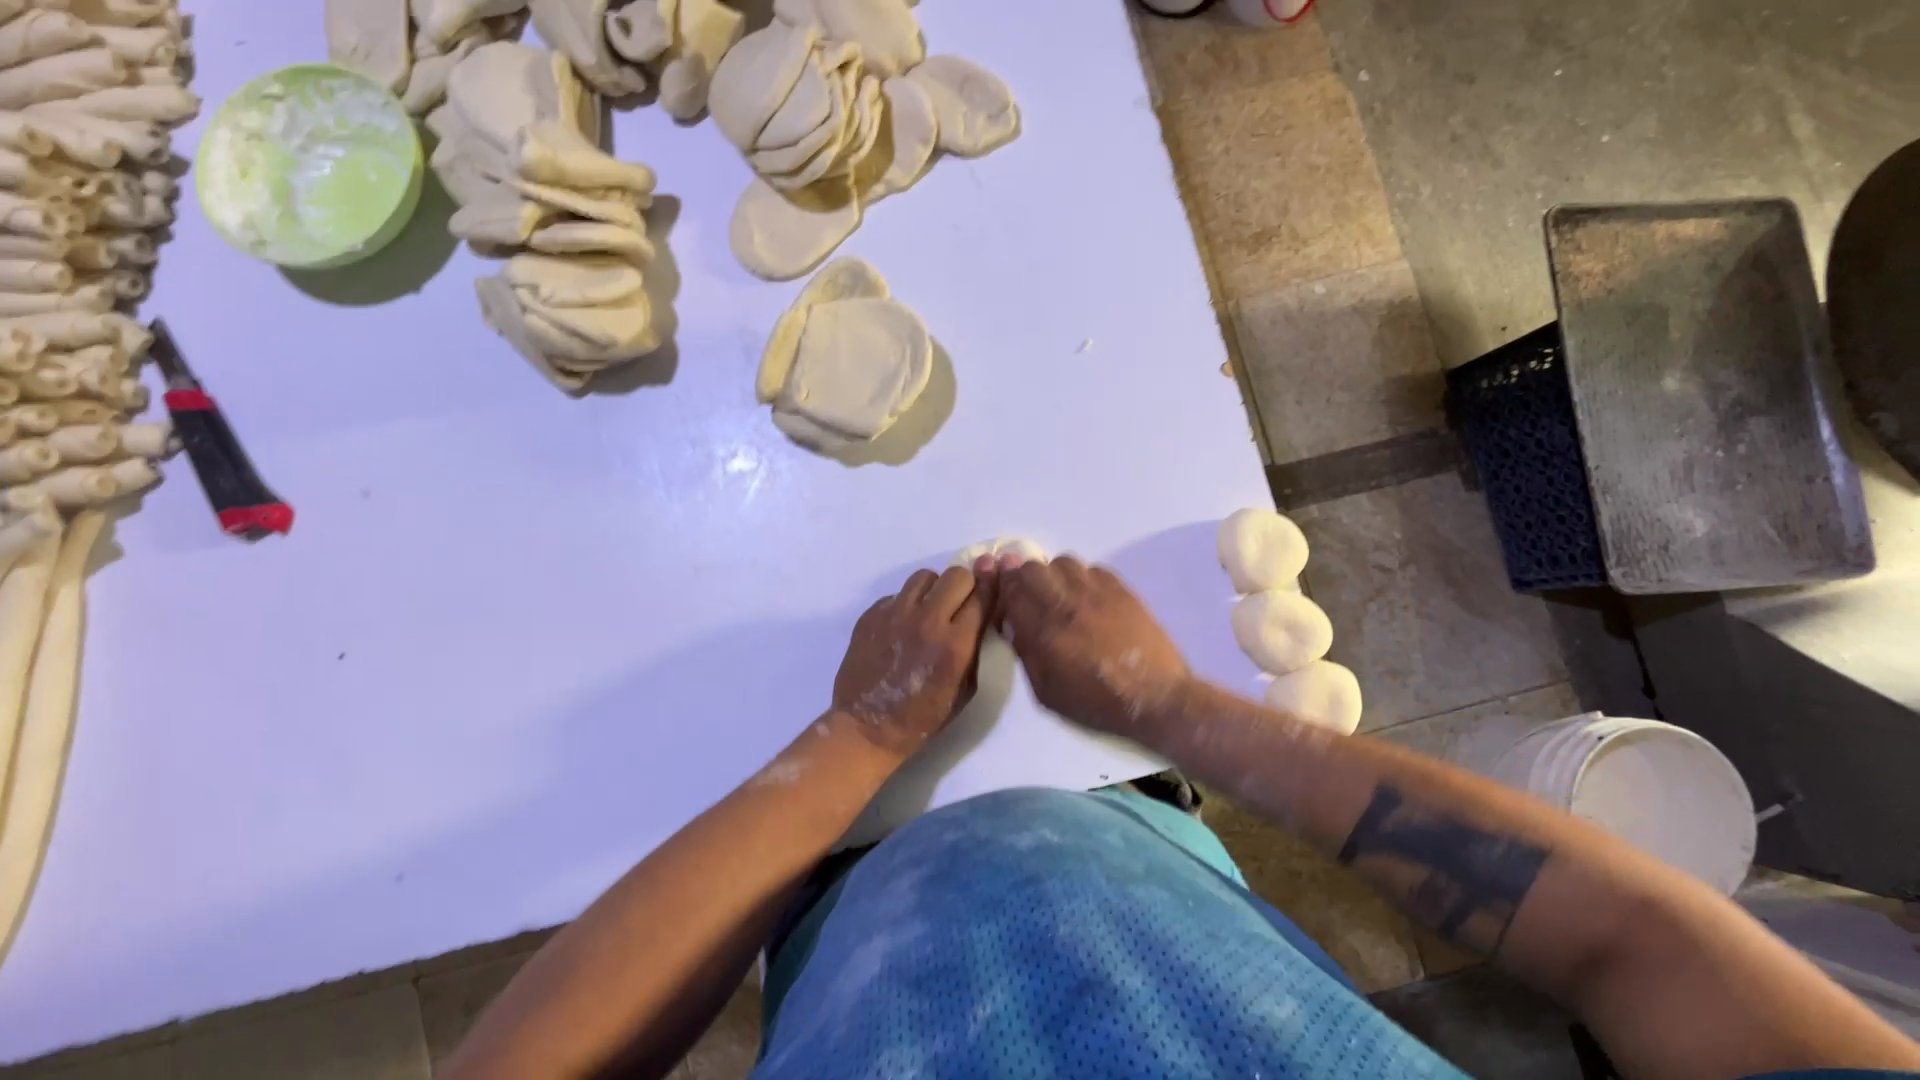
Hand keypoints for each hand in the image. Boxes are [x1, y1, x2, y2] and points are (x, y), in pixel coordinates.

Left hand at [830, 566, 994, 757]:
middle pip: (956, 575)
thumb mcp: (965, 690)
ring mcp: (895, 614)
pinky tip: (903, 627)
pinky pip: (898, 594)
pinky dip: (907, 604)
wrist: (867, 727)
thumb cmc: (922, 717)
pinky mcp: (871, 615)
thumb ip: (975, 648)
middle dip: (965, 585)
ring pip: (925, 577)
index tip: (994, 572)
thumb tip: (981, 615)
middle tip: (960, 603)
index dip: (991, 582)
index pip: (982, 596)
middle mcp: (927, 620)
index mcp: (955, 644)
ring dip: (934, 590)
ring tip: (930, 610)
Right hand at [985, 554, 1191, 738]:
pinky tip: (1089, 598)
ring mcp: (1097, 594)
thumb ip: (1026, 655)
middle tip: (1030, 593)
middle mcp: (1067, 605)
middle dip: (1024, 578)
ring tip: (1061, 594)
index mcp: (1044, 634)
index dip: (1003, 587)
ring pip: (1063, 562)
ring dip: (1055, 575)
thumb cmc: (1097, 703)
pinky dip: (1084, 578)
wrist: (1154, 698)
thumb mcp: (1047, 693)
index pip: (1011, 591)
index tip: (1005, 591)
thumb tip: (1014, 626)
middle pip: (1032, 568)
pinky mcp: (1122, 590)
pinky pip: (1093, 568)